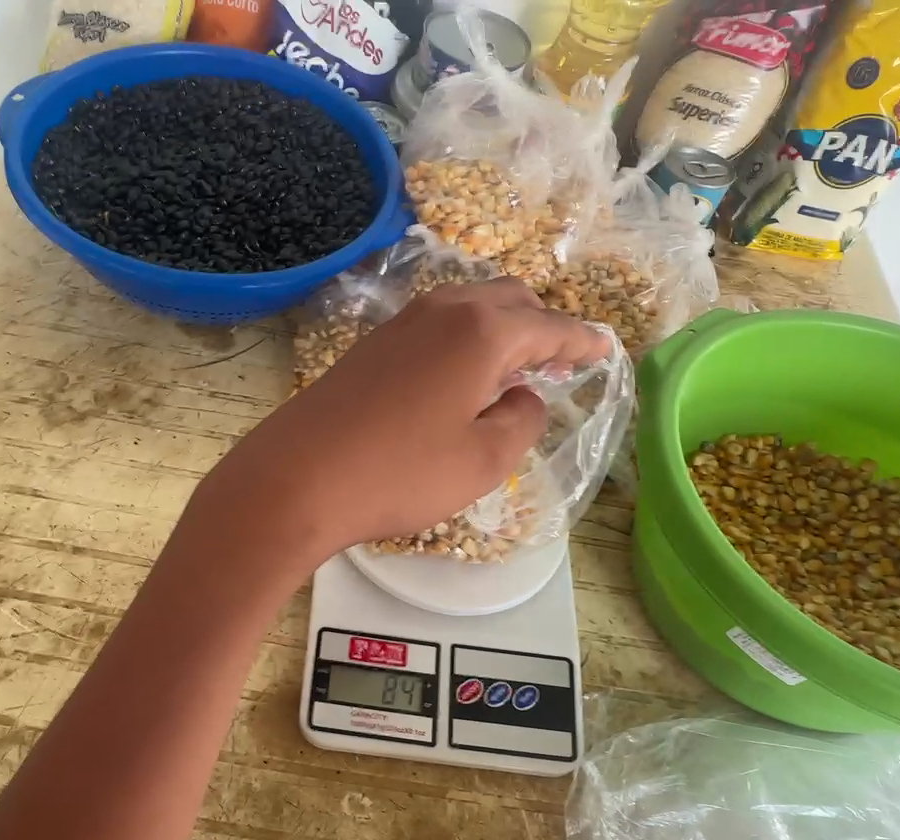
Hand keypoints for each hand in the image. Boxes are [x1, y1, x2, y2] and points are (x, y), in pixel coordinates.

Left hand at [193, 278, 611, 567]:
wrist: (295, 478)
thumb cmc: (399, 473)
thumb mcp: (484, 461)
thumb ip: (523, 421)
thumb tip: (525, 396)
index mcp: (483, 331)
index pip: (551, 327)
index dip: (583, 342)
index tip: (604, 350)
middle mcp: (443, 311)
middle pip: (509, 301)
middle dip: (541, 328)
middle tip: (555, 365)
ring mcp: (399, 324)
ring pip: (467, 310)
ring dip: (498, 332)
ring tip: (508, 375)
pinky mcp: (368, 347)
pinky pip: (433, 329)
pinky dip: (461, 344)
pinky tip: (456, 382)